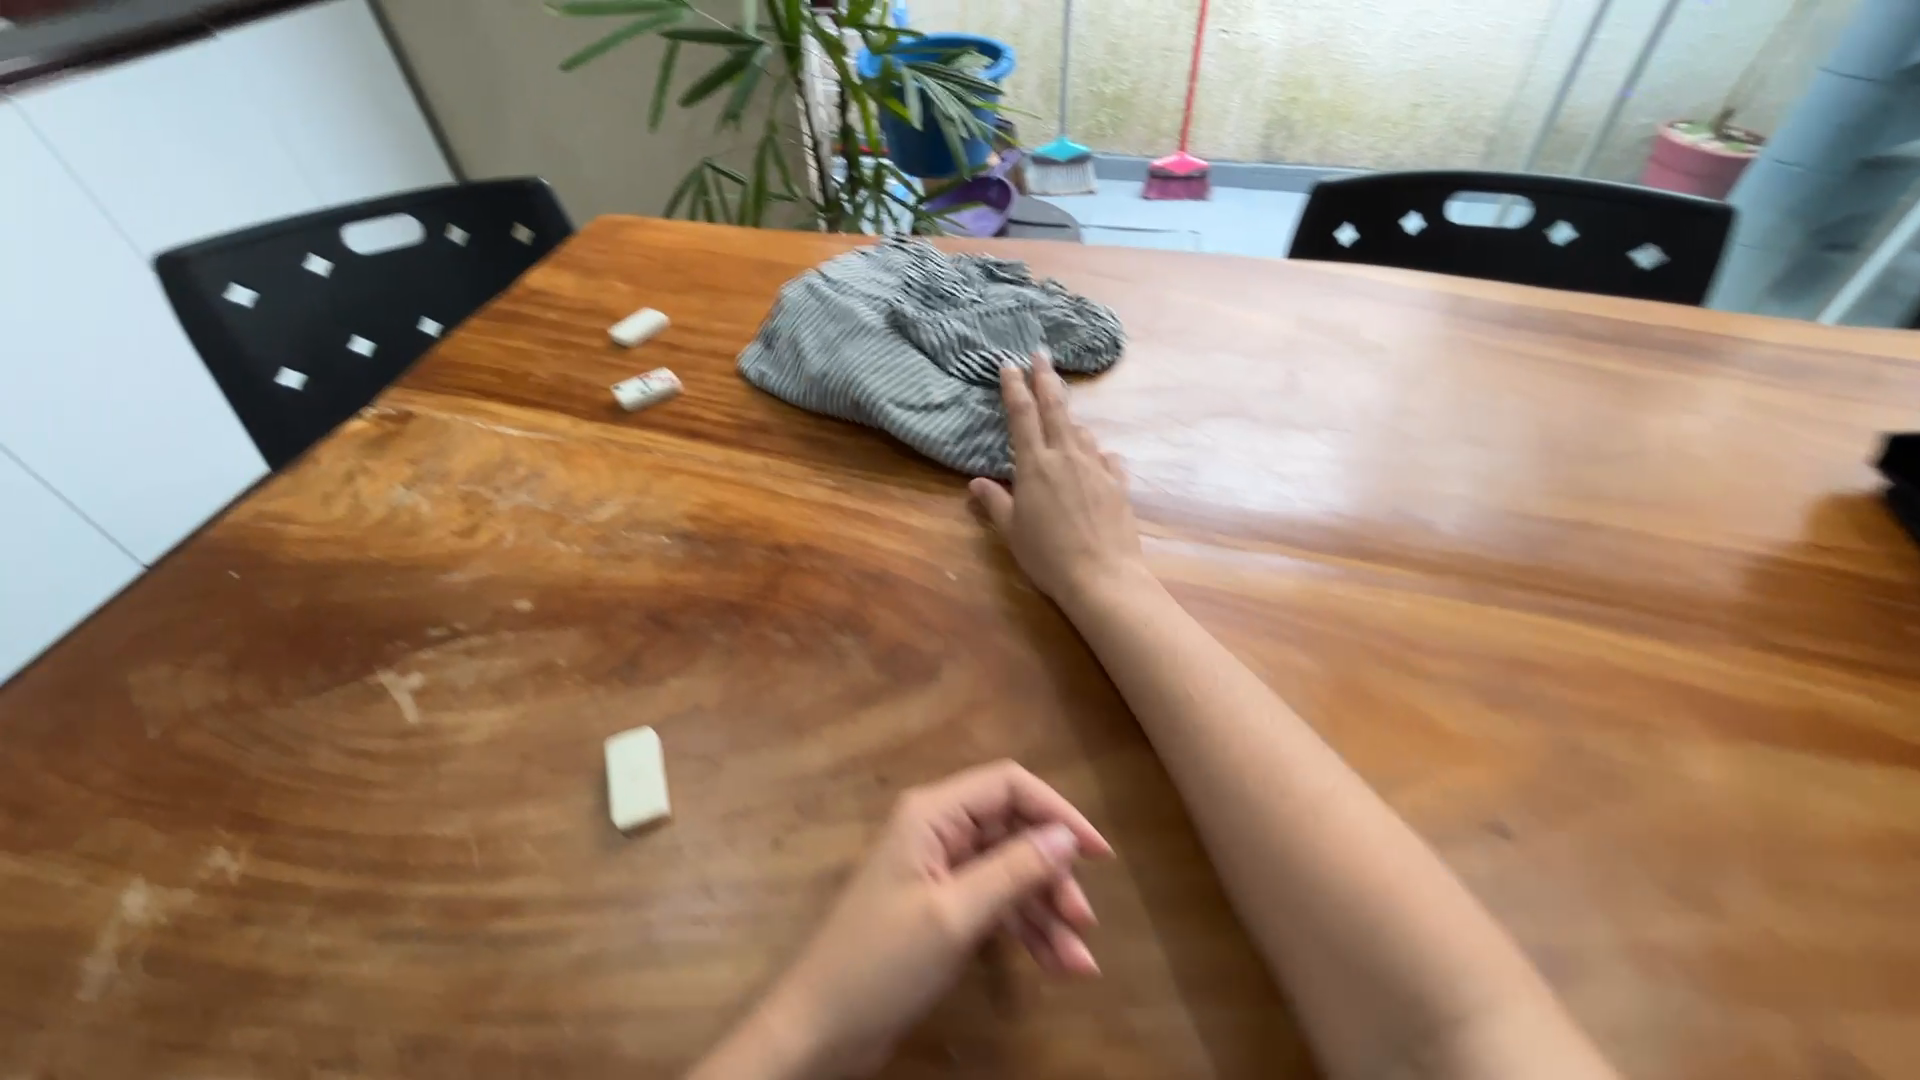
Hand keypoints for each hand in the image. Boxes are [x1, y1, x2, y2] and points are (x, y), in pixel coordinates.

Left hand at [691, 761, 1112, 1079]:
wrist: (821, 1028)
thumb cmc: (881, 962)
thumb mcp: (954, 916)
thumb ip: (1013, 871)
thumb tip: (1066, 836)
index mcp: (933, 814)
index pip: (1008, 786)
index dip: (1057, 811)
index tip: (1098, 854)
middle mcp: (938, 831)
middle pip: (1014, 833)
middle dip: (1052, 876)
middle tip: (1084, 921)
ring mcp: (940, 869)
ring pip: (1010, 873)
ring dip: (1046, 913)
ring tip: (1080, 964)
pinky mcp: (942, 905)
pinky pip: (995, 904)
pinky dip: (1026, 932)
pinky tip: (1058, 966)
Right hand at [969, 352, 1146, 605]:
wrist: (1101, 576)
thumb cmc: (1048, 556)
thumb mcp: (1012, 531)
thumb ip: (994, 502)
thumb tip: (976, 482)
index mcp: (1034, 465)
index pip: (1021, 416)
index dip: (1014, 388)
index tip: (1010, 365)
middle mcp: (1066, 457)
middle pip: (1055, 408)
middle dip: (1045, 379)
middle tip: (1042, 354)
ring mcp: (1096, 468)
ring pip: (1081, 431)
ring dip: (1070, 418)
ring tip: (1063, 412)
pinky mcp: (1118, 484)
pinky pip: (1106, 458)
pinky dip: (1097, 452)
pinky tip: (1097, 456)